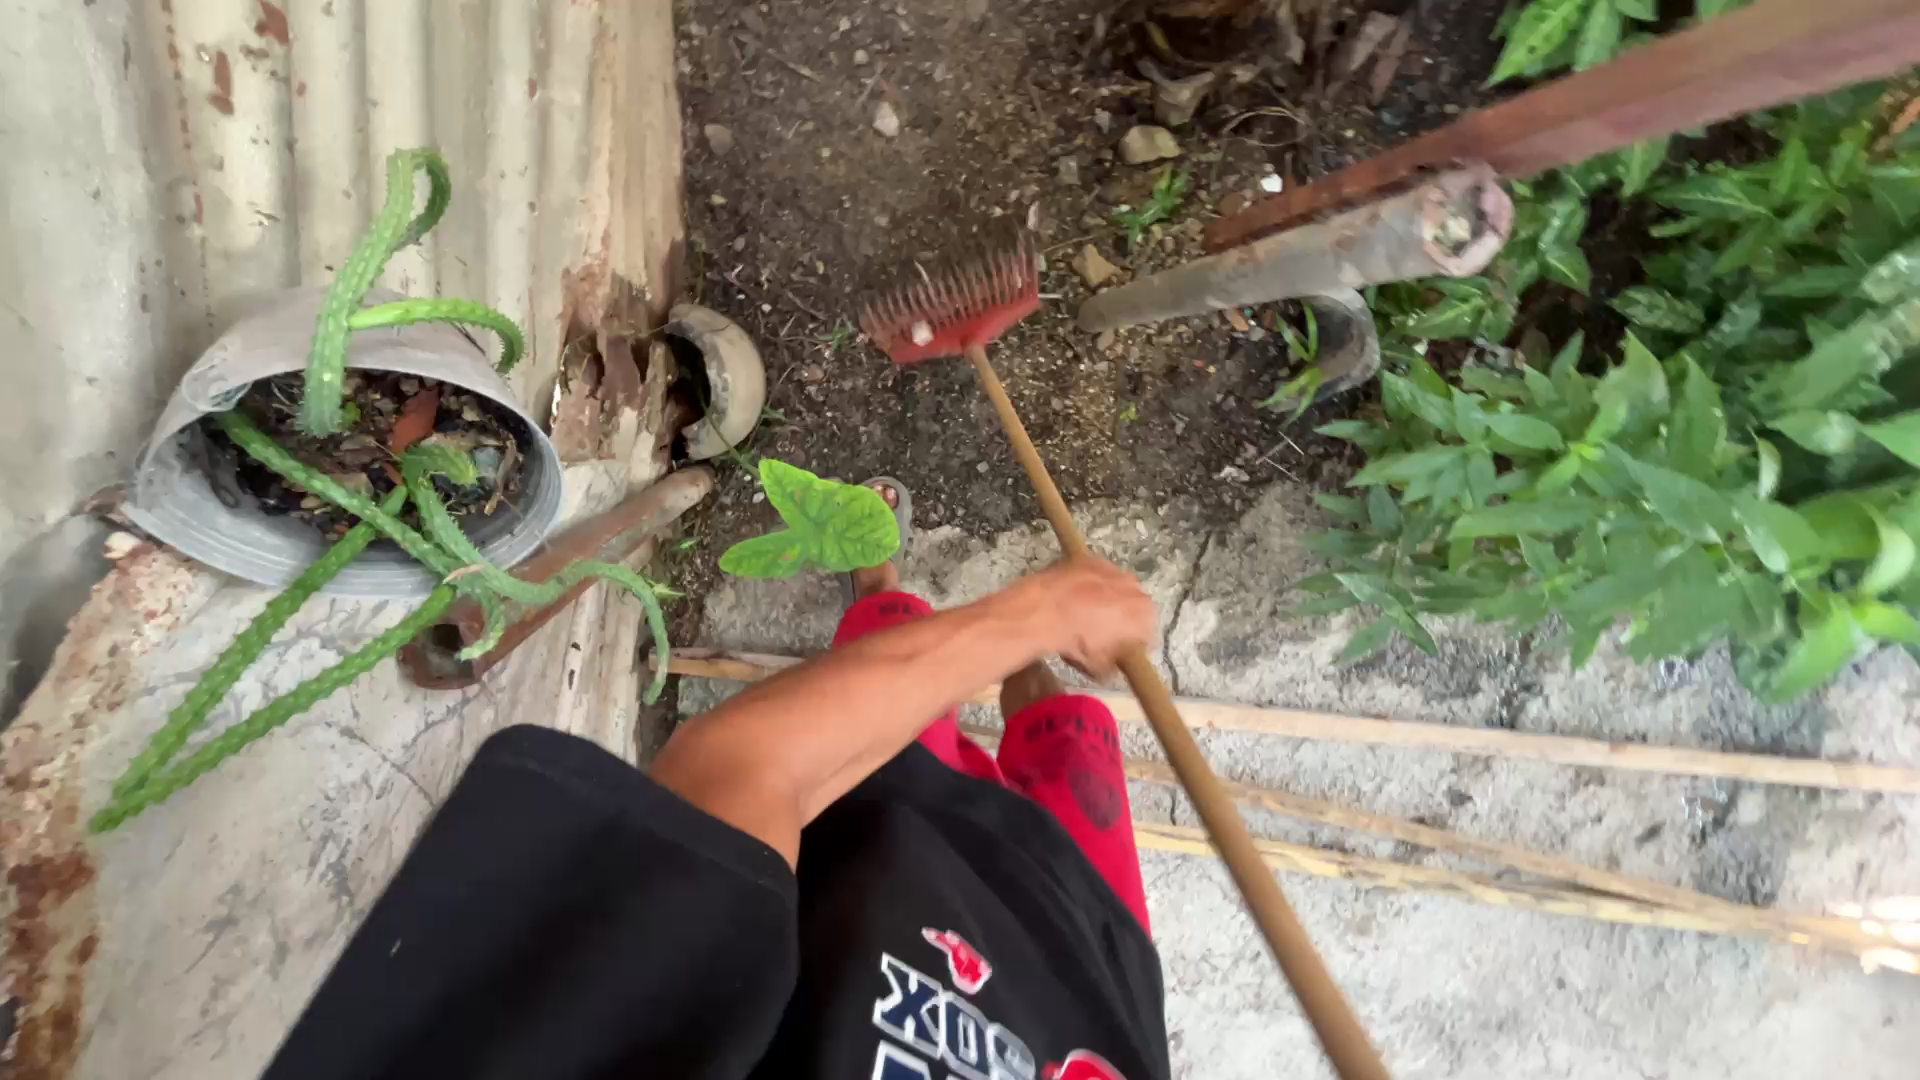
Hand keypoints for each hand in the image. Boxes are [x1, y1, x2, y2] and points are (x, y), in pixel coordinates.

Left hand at [1009, 556, 1155, 677]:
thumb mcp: (1100, 668)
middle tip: (1098, 634)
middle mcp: (1135, 587)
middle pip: (1132, 607)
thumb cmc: (1078, 641)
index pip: (1146, 634)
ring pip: (1113, 588)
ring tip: (1080, 614)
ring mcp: (1112, 568)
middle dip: (1119, 619)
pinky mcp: (1088, 558)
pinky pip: (1093, 575)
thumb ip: (1113, 667)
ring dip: (1103, 599)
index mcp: (1145, 614)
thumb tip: (1110, 665)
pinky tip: (1069, 597)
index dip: (1131, 646)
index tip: (1116, 653)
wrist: (1046, 610)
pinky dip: (1085, 584)